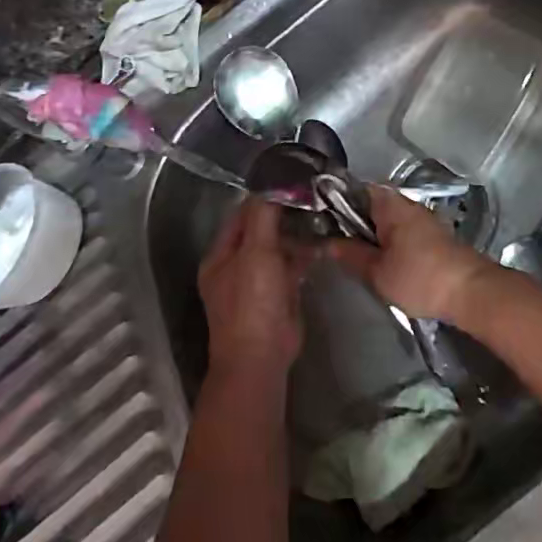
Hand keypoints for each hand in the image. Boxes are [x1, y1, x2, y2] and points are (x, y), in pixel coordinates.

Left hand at [199, 199, 312, 378]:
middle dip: (282, 217)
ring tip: (319, 217)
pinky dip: (303, 257)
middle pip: (259, 232)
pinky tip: (321, 246)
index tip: (290, 184)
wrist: (261, 357)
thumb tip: (273, 186)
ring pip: (276, 250)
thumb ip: (263, 217)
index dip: (263, 199)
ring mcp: (257, 282)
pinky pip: (290, 269)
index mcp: (220, 254)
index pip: (241, 216)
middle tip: (311, 198)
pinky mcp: (278, 297)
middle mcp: (235, 265)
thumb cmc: (251, 302)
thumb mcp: (255, 252)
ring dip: (295, 236)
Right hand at [326, 186, 498, 322]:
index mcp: (389, 204)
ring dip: (370, 234)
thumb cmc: (420, 278)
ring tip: (352, 254)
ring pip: (385, 220)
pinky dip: (387, 242)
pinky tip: (379, 261)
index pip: (353, 190)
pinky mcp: (433, 237)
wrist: (473, 294)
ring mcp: (421, 219)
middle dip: (352, 222)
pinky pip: (400, 232)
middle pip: (369, 205)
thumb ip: (349, 254)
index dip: (334, 202)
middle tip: (331, 242)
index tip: (319, 220)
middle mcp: (406, 204)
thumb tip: (324, 243)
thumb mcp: (377, 271)